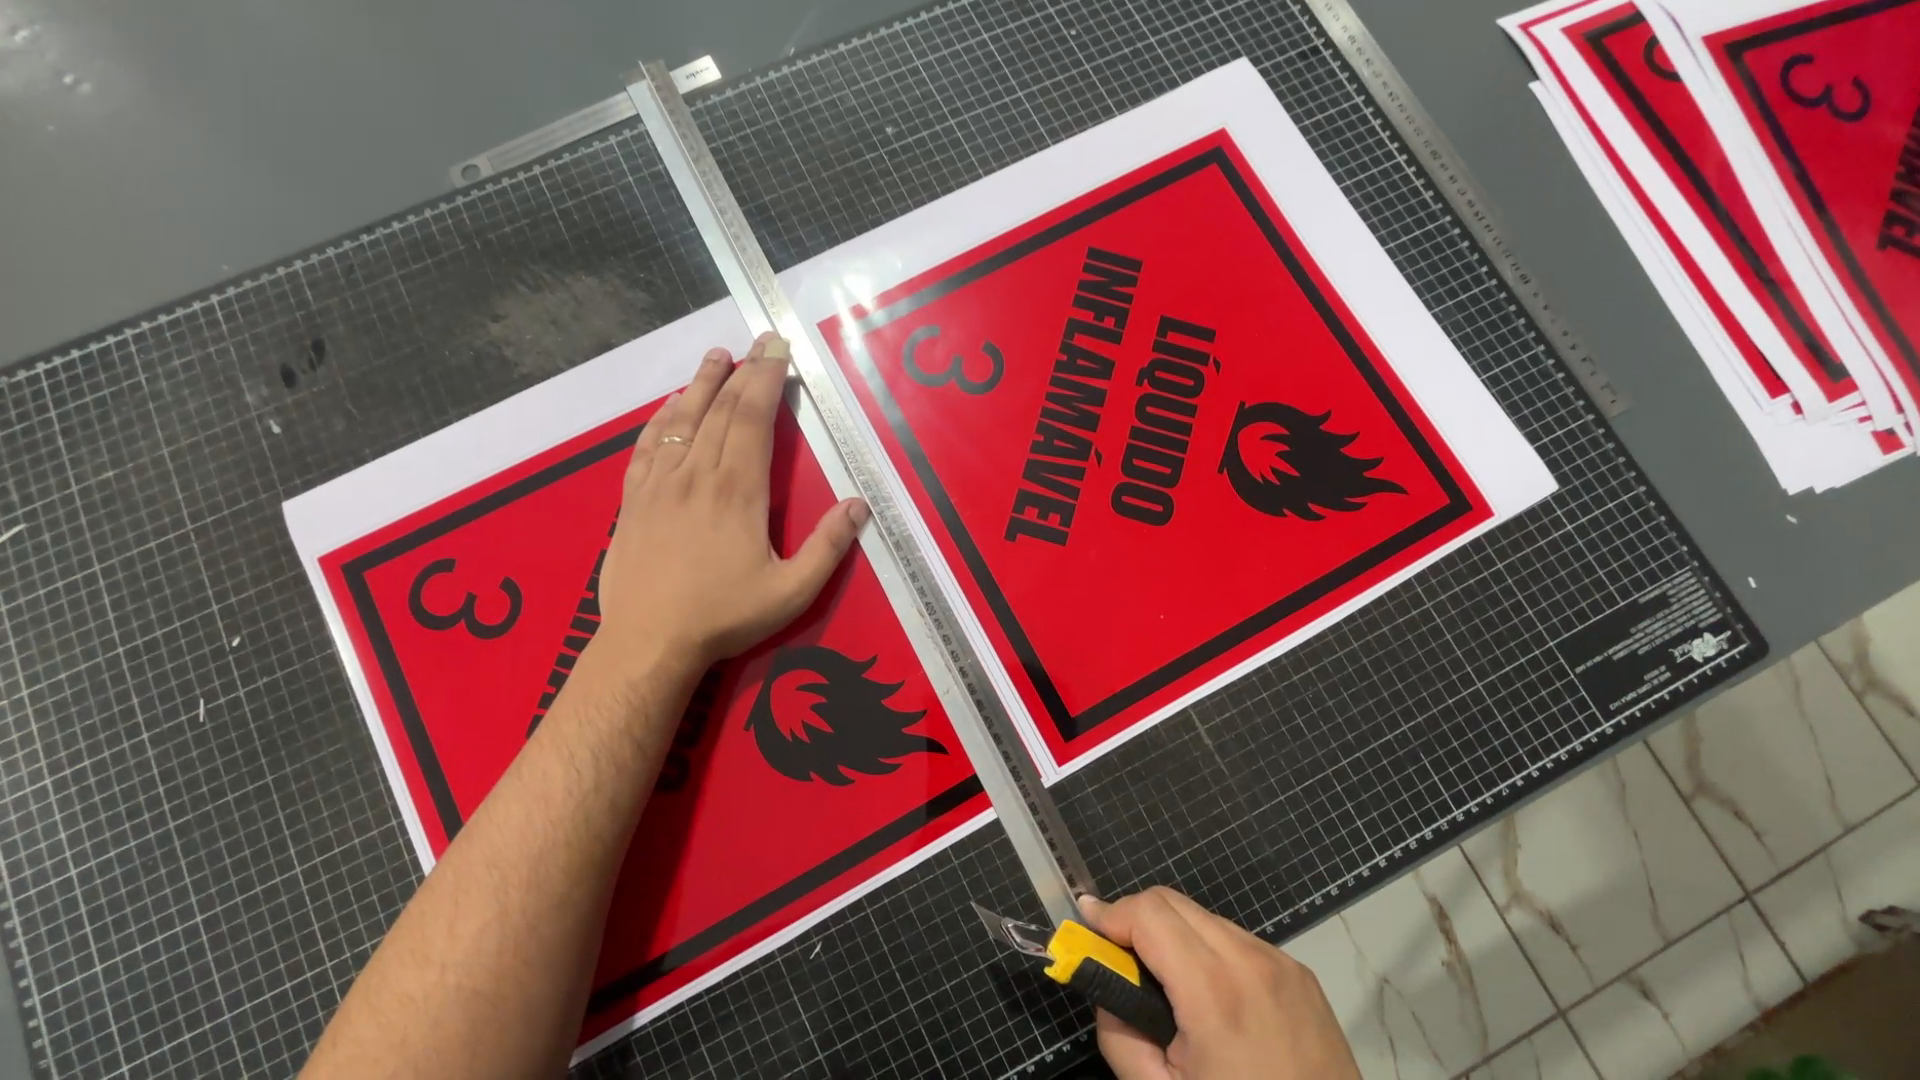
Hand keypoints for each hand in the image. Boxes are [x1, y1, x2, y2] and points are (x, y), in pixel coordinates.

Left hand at [595, 334, 869, 668]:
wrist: (648, 642)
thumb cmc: (724, 617)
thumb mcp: (792, 592)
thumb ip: (828, 548)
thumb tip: (859, 506)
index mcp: (738, 490)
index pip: (753, 419)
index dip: (767, 379)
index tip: (778, 349)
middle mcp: (697, 475)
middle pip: (721, 409)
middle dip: (744, 370)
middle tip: (759, 341)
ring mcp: (659, 484)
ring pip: (682, 420)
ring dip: (701, 384)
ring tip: (715, 356)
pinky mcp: (633, 500)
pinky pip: (646, 446)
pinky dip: (661, 419)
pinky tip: (669, 406)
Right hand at [1079, 889, 1358, 1079]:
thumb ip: (1118, 1032)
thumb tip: (1106, 984)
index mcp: (1213, 991)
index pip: (1146, 912)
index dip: (1108, 916)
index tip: (1086, 934)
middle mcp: (1251, 960)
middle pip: (1172, 902)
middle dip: (1135, 922)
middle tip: (1117, 962)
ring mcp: (1282, 963)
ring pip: (1205, 918)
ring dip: (1173, 936)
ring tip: (1167, 989)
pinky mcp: (1301, 974)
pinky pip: (1238, 940)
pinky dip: (1209, 951)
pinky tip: (1212, 999)